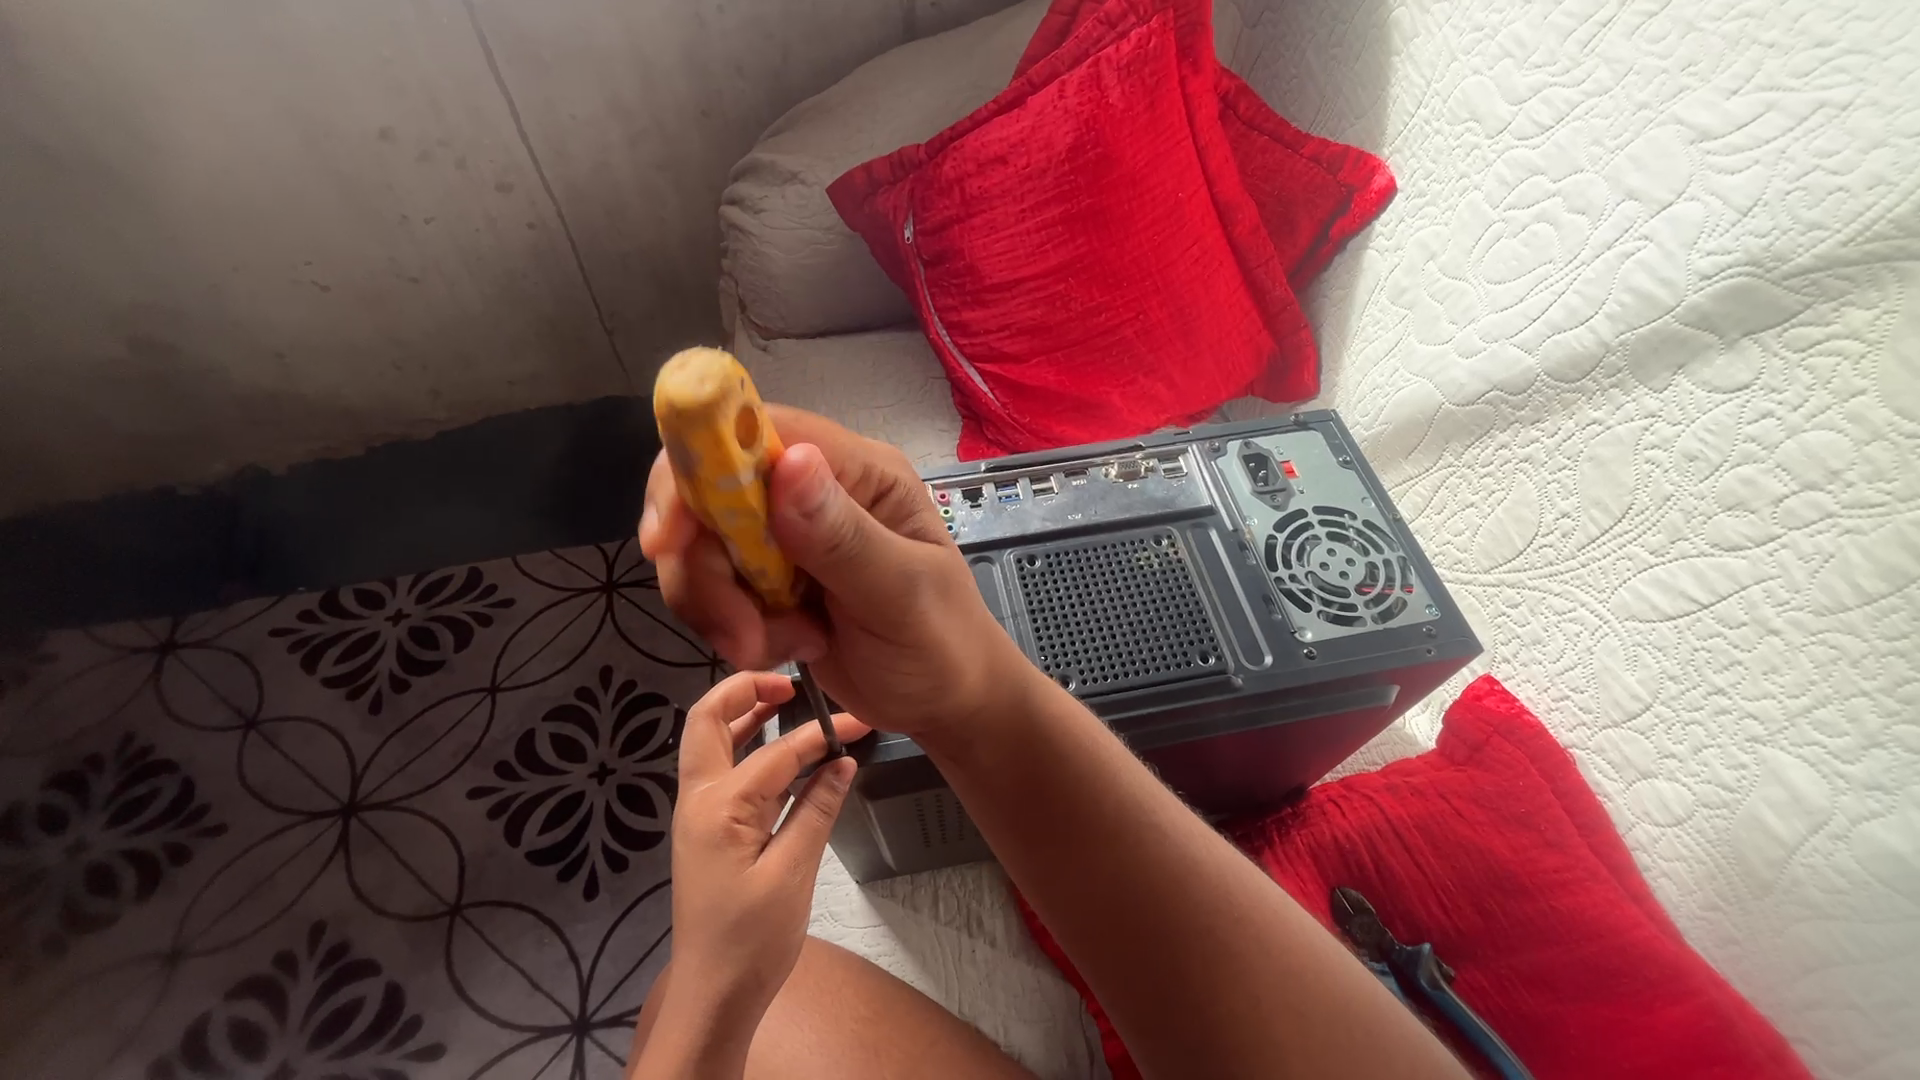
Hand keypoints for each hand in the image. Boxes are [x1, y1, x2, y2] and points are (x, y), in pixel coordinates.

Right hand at [638, 406, 1036, 740]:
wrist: (944, 699)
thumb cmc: (942, 644)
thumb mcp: (901, 594)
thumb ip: (843, 536)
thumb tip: (791, 463)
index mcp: (860, 472)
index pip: (761, 433)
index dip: (700, 469)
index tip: (669, 538)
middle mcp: (816, 491)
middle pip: (711, 493)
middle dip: (706, 567)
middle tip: (739, 630)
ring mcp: (789, 536)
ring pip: (703, 547)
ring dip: (723, 607)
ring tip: (782, 646)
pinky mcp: (770, 579)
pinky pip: (715, 587)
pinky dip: (733, 626)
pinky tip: (787, 649)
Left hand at [659, 671, 868, 1044]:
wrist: (713, 994)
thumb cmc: (752, 939)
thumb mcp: (793, 873)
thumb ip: (816, 809)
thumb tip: (843, 761)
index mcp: (718, 808)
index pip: (776, 753)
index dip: (820, 734)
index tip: (859, 722)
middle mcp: (699, 799)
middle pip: (707, 721)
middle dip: (744, 690)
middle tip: (789, 683)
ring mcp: (699, 813)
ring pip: (712, 742)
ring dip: (744, 714)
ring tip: (786, 700)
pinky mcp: (710, 827)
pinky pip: (726, 770)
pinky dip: (751, 747)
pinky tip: (785, 749)